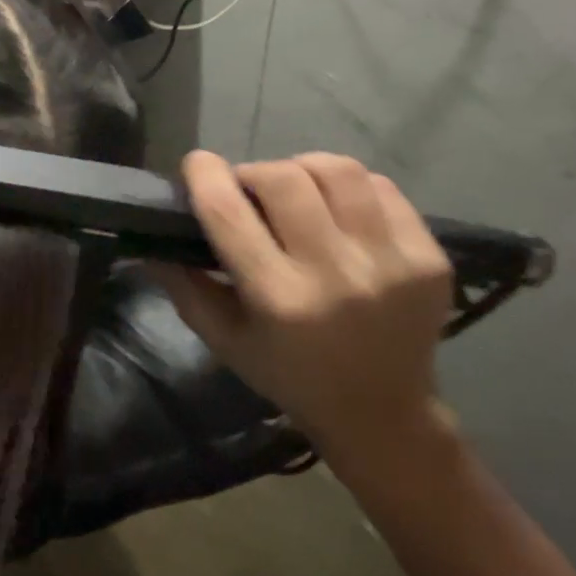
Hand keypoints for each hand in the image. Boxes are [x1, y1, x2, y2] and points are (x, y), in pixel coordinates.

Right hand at [159, 151, 455, 456]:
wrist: (382, 411)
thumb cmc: (286, 374)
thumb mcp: (221, 338)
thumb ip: (182, 284)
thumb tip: (147, 237)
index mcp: (279, 298)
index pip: (229, 212)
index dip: (205, 175)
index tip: (197, 164)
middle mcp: (336, 274)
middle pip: (284, 179)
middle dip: (252, 172)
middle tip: (247, 190)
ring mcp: (390, 263)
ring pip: (337, 171)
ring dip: (301, 169)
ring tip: (293, 189)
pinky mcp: (428, 258)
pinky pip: (382, 188)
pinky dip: (349, 186)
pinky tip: (335, 207)